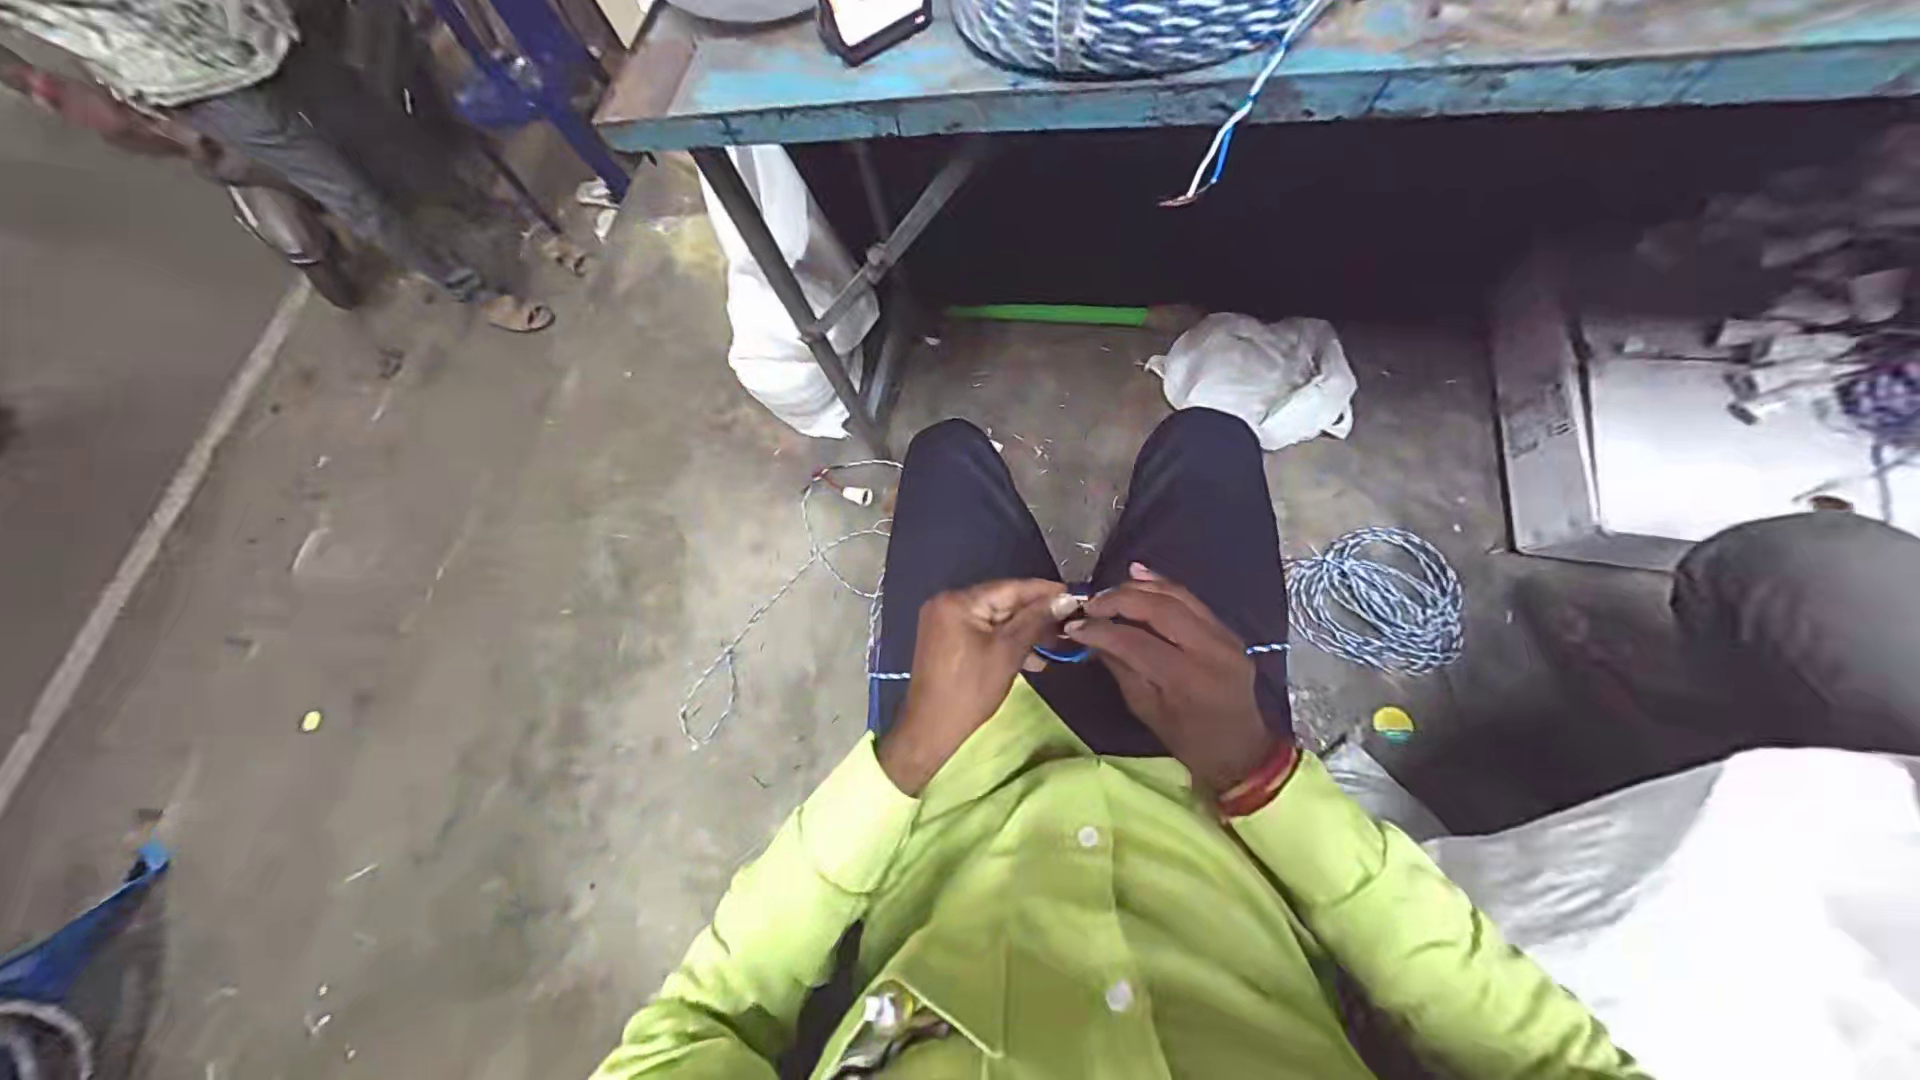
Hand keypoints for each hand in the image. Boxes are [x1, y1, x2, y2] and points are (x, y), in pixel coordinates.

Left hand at [878, 579, 1071, 795]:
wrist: (932, 728)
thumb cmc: (970, 690)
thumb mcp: (1008, 652)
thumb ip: (1036, 621)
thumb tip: (1065, 599)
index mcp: (958, 601)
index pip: (1009, 587)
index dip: (1043, 591)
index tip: (1073, 594)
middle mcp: (947, 603)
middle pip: (1001, 602)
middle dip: (1035, 615)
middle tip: (1067, 623)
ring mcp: (945, 621)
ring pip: (994, 619)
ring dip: (1023, 631)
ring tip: (1053, 645)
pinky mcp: (947, 639)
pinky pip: (983, 632)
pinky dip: (1005, 641)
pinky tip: (1031, 658)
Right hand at [1064, 563, 1284, 792]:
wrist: (1241, 749)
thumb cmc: (1188, 739)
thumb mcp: (1146, 710)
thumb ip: (1120, 667)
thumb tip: (1091, 637)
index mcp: (1187, 679)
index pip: (1136, 642)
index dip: (1101, 630)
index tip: (1075, 626)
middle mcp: (1211, 650)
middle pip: (1159, 609)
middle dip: (1119, 600)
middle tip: (1091, 604)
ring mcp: (1225, 636)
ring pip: (1177, 596)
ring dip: (1139, 587)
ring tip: (1109, 590)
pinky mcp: (1228, 630)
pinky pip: (1191, 599)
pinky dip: (1162, 585)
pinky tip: (1138, 575)